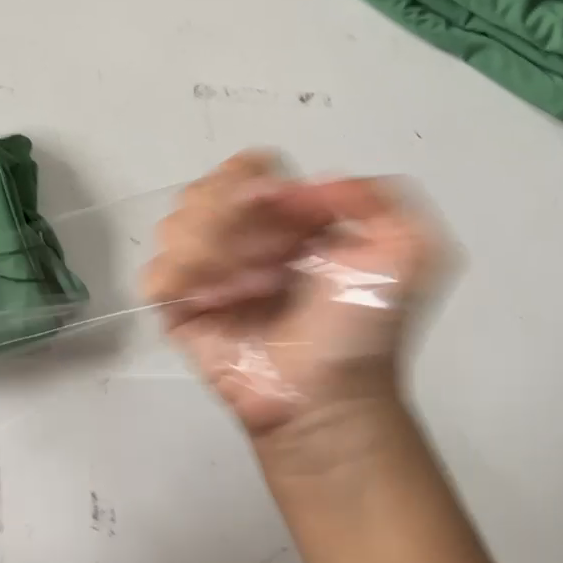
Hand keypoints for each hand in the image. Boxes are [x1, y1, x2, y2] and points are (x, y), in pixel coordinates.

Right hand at [143, 151, 443, 461]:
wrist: (323, 394)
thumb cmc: (362, 329)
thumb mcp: (409, 254)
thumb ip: (380, 198)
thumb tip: (311, 181)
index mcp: (287, 217)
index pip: (246, 168)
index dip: (253, 181)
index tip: (278, 207)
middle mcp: (238, 236)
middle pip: (201, 191)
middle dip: (233, 223)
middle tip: (271, 264)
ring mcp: (201, 270)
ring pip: (172, 226)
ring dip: (212, 254)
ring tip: (247, 291)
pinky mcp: (174, 305)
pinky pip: (153, 273)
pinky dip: (181, 283)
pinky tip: (212, 304)